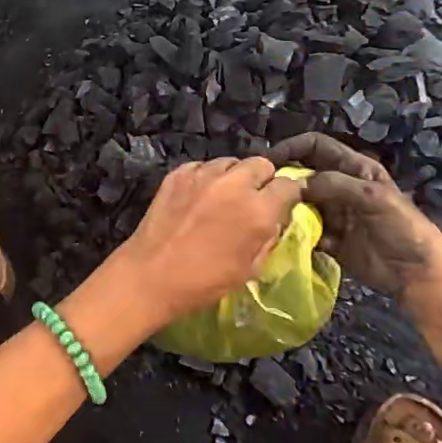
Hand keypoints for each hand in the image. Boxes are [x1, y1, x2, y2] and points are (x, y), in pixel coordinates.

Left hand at [99, 157, 304, 323]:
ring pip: (230, 162)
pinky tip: (199, 196)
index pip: (289, 185)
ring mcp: (202, 175)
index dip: (288, 195)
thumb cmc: (206, 280)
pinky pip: (202, 166)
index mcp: (259, 210)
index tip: (282, 204)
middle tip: (252, 199)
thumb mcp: (252, 267)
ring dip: (233, 176)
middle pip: (261, 164)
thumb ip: (269, 236)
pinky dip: (206, 177)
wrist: (151, 274)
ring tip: (223, 197)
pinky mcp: (177, 174)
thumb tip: (274, 219)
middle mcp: (233, 184)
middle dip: (262, 179)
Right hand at [266, 133, 441, 300]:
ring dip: (284, 205)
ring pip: (298, 200)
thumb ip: (334, 184)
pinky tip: (283, 233)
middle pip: (302, 172)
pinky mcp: (328, 236)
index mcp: (354, 168)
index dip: (291, 147)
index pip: (315, 145)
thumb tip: (294, 184)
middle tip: (262, 190)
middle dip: (283, 177)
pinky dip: (292, 229)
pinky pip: (302, 227)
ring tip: (268, 213)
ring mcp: (332, 211)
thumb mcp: (373, 197)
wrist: (416, 274)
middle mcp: (340, 185)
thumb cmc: (402, 228)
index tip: (269, 161)